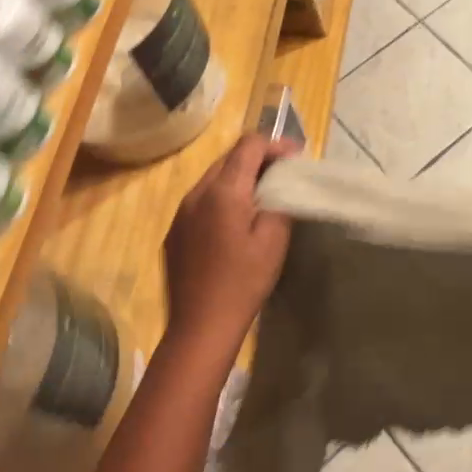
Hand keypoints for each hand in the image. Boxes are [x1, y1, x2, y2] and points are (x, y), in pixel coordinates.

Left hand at [163, 134, 299, 358]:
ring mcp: (180, 214)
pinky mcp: (174, 233)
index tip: (297, 158)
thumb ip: (280, 201)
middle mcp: (196, 194)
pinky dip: (223, 197)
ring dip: (240, 177)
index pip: (248, 146)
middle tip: (285, 173)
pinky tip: (237, 220)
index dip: (276, 145)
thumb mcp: (274, 239)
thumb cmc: (244, 281)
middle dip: (258, 158)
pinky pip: (201, 200)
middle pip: (228, 158)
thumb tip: (282, 182)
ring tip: (264, 194)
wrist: (201, 326)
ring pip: (213, 178)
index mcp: (222, 192)